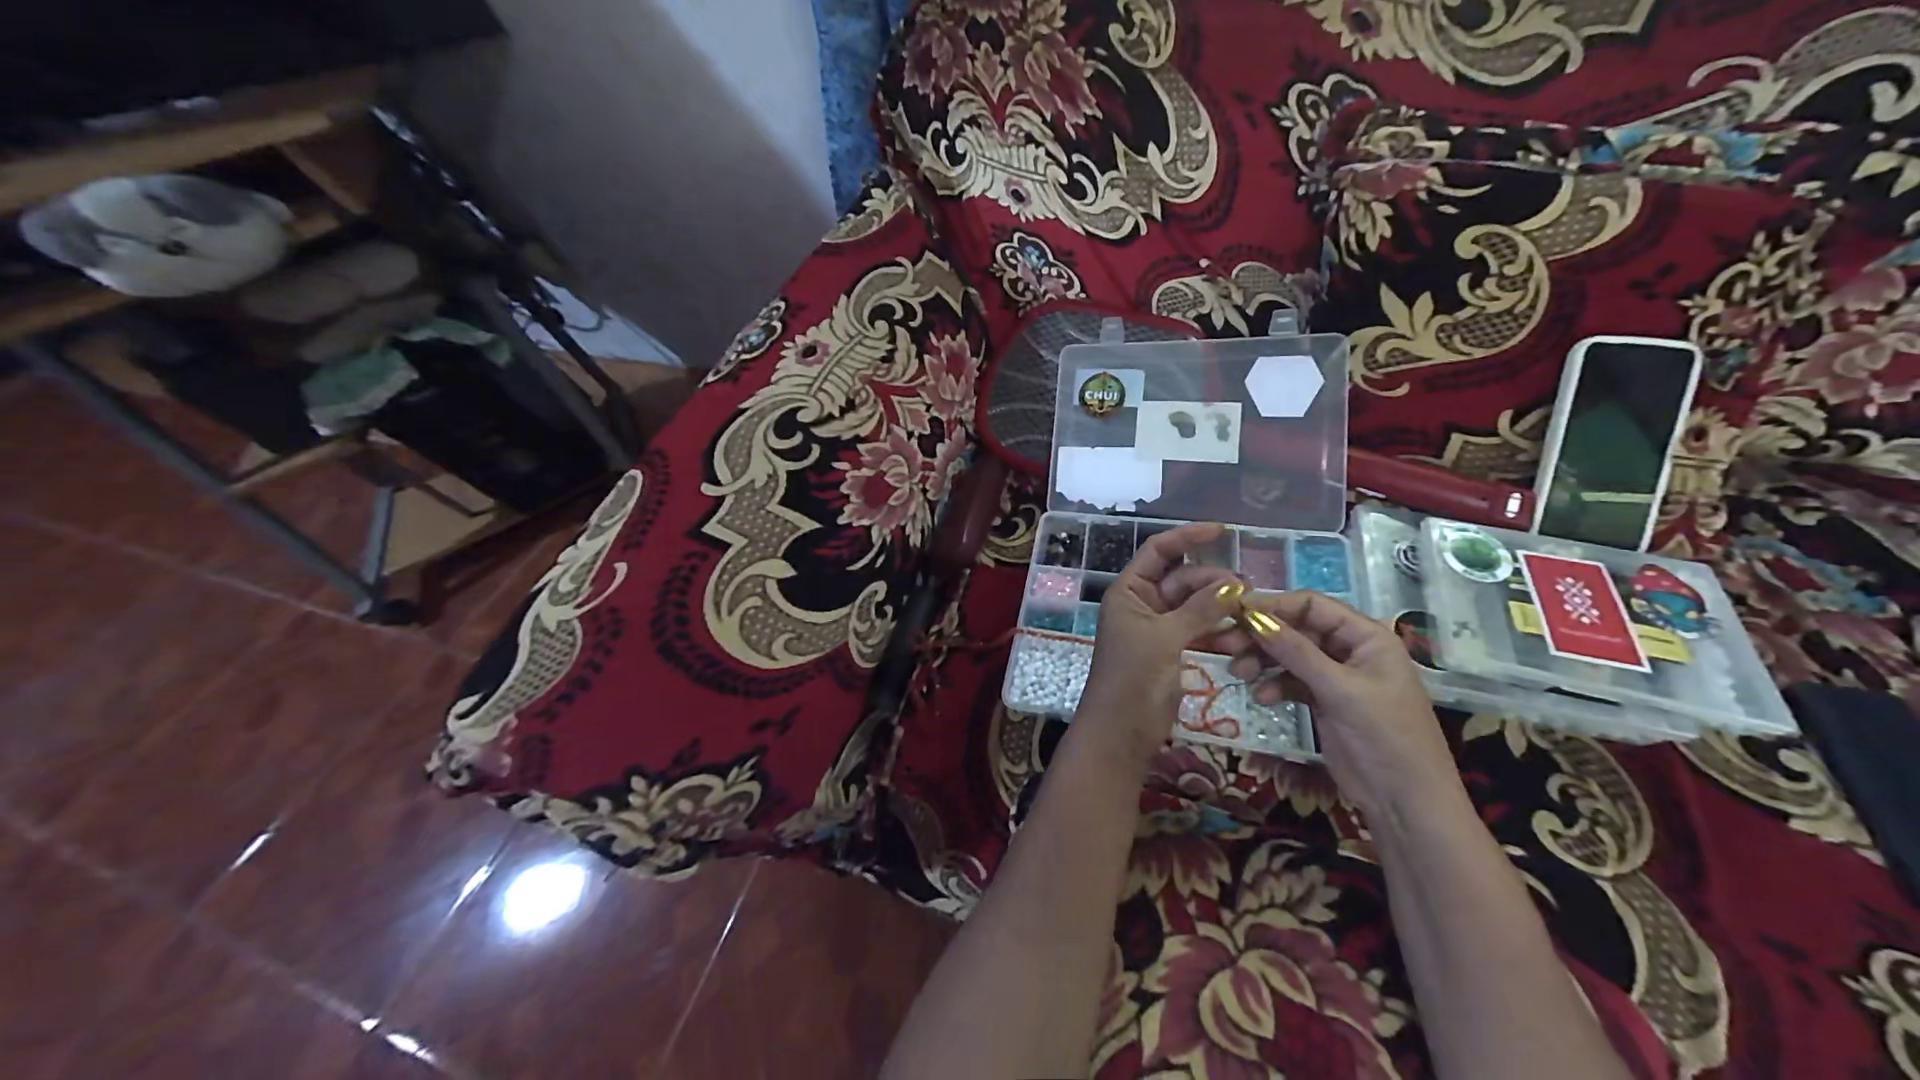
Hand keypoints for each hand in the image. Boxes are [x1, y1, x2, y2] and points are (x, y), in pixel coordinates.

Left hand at [1078, 523, 1243, 763]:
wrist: (1121, 730)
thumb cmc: (1132, 677)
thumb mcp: (1165, 638)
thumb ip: (1200, 609)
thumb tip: (1235, 584)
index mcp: (1128, 590)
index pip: (1158, 551)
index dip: (1187, 537)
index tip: (1222, 530)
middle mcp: (1142, 603)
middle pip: (1184, 579)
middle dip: (1214, 582)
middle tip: (1247, 593)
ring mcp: (1159, 626)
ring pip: (1196, 605)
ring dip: (1221, 609)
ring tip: (1248, 616)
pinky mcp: (1173, 649)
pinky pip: (1200, 629)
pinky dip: (1218, 632)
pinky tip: (1240, 639)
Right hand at [1226, 591, 1462, 822]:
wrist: (1406, 801)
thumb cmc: (1384, 736)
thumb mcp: (1340, 690)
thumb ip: (1296, 652)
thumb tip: (1253, 617)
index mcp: (1367, 637)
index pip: (1313, 606)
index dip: (1274, 606)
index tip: (1234, 612)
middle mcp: (1351, 650)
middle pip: (1297, 629)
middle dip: (1262, 636)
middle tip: (1225, 645)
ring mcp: (1336, 677)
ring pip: (1290, 655)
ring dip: (1263, 661)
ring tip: (1239, 674)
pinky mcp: (1324, 701)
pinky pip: (1291, 681)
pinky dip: (1274, 685)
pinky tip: (1262, 698)